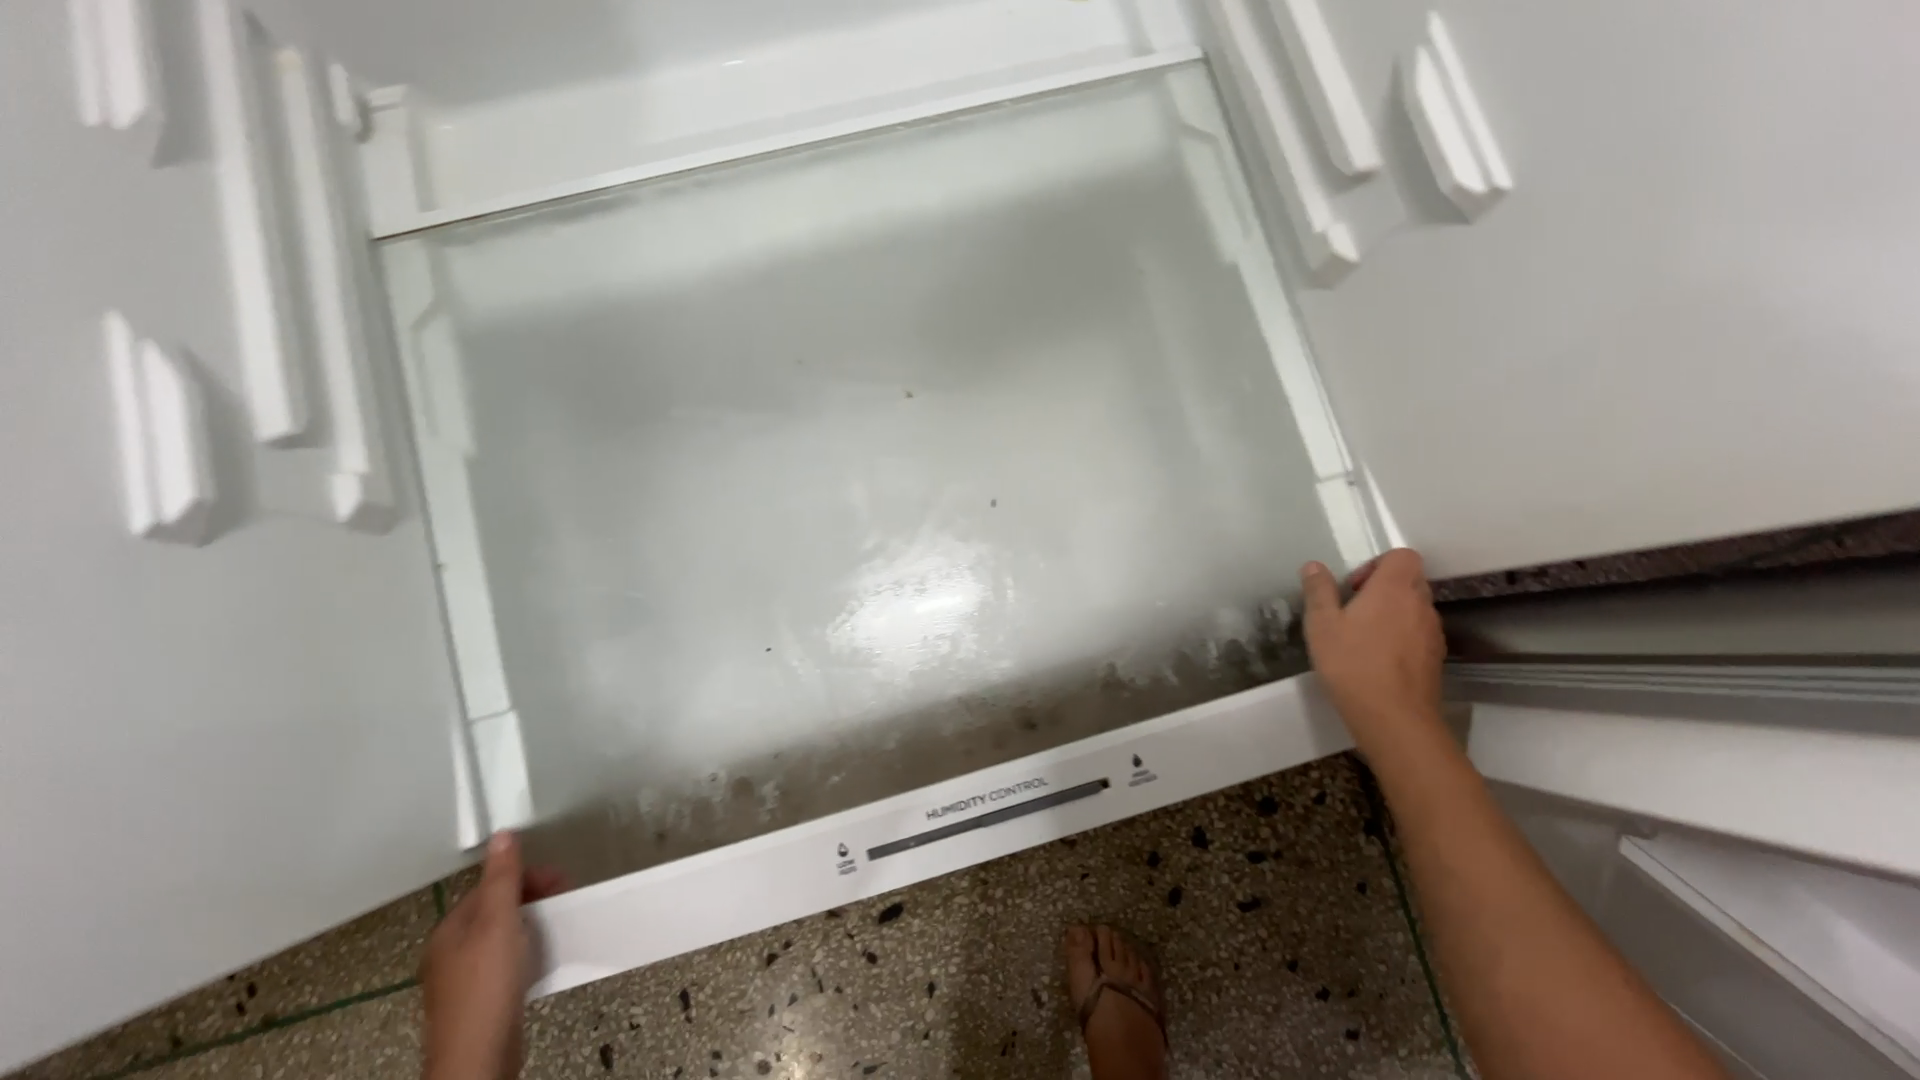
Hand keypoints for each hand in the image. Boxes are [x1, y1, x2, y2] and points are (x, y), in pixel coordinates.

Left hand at [421, 832, 564, 1079]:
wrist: (479, 1056)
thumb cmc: (487, 984)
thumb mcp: (498, 923)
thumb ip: (502, 879)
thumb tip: (502, 834)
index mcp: (449, 929)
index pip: (489, 887)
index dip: (526, 878)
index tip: (562, 881)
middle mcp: (449, 951)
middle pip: (494, 910)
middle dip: (531, 899)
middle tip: (565, 900)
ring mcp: (461, 979)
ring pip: (500, 937)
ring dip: (530, 925)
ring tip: (557, 926)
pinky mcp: (478, 1001)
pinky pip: (503, 963)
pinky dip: (524, 952)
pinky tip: (541, 960)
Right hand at [1299, 549, 1444, 742]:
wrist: (1393, 717)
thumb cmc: (1352, 664)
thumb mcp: (1321, 625)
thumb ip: (1318, 591)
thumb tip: (1313, 566)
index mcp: (1393, 588)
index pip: (1402, 555)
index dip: (1377, 563)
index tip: (1355, 587)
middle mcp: (1420, 604)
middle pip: (1410, 579)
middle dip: (1384, 588)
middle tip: (1355, 610)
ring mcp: (1432, 631)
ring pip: (1415, 608)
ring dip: (1394, 613)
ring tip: (1365, 638)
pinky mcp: (1436, 657)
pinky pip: (1419, 633)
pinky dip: (1403, 637)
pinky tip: (1379, 660)